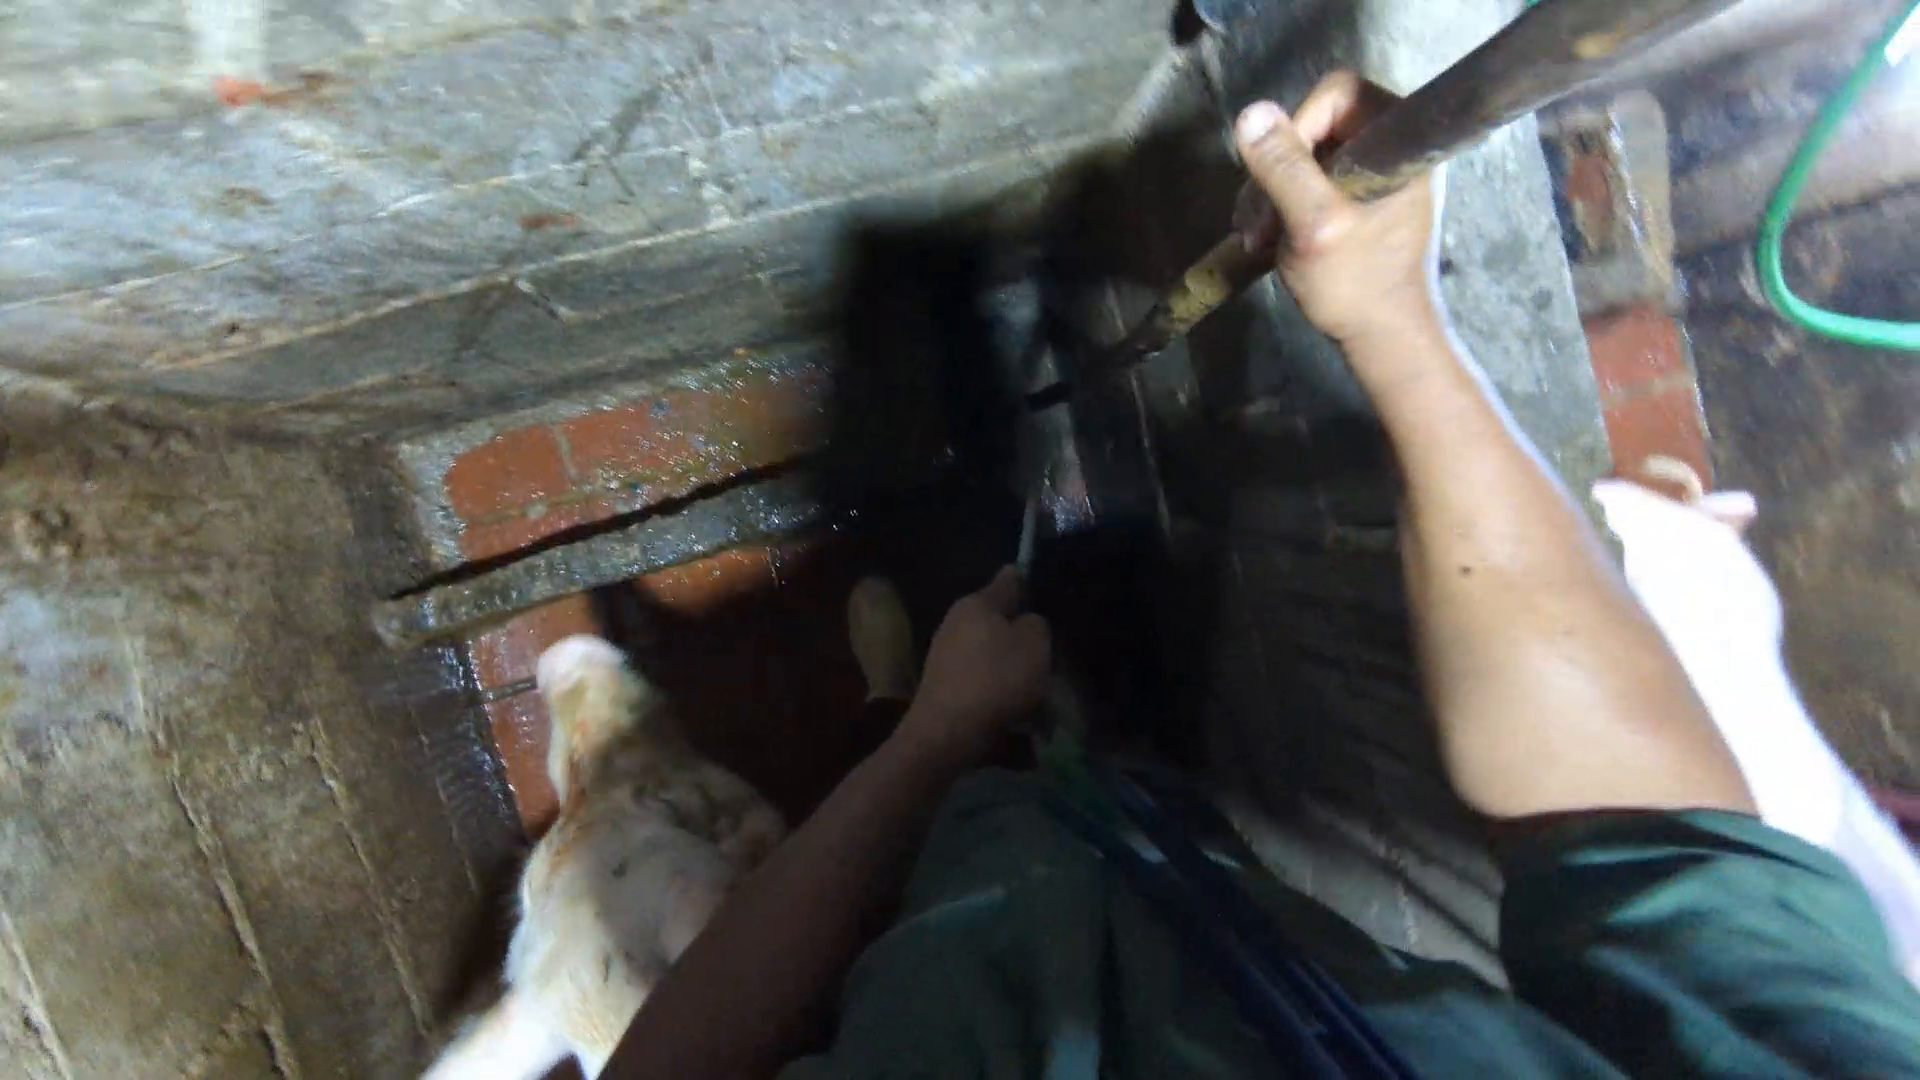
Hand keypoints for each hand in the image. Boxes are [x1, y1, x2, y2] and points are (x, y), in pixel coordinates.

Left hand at [899, 567, 1050, 759]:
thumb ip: (1036, 624)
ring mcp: (945, 654)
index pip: (1009, 579)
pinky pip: (982, 680)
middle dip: (1023, 636)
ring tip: (1038, 693)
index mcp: (977, 602)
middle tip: (1048, 655)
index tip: (1043, 586)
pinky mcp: (944, 685)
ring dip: (1013, 669)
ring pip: (992, 653)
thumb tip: (1025, 623)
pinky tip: (1016, 713)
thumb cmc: (996, 679)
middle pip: (999, 621)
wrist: (948, 732)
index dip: (1029, 580)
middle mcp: (956, 621)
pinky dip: (999, 692)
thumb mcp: (1034, 644)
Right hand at [1232, 71, 1442, 348]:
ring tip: (1257, 238)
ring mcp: (1373, 177)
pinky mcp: (1357, 204)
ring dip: (1269, 197)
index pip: (1337, 95)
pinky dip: (1280, 210)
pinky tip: (1268, 241)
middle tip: (1256, 224)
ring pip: (1304, 161)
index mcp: (1399, 138)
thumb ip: (1285, 169)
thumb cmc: (1357, 284)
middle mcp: (1390, 148)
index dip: (1295, 131)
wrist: (1382, 337)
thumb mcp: (1315, 225)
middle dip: (1274, 173)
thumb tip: (1249, 115)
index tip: (1274, 182)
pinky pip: (1308, 187)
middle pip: (1314, 129)